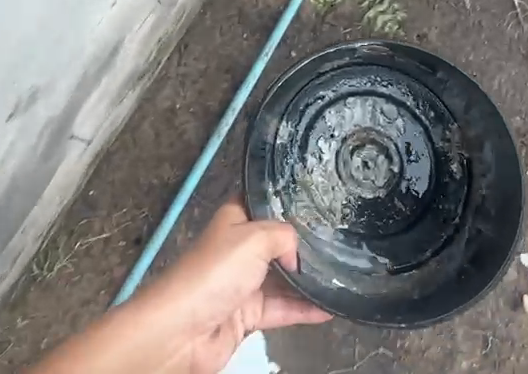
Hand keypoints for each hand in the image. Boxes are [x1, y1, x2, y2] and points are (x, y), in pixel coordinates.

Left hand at [30, 204, 331, 373]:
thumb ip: (283, 236)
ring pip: (283, 276)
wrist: (184, 328)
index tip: (320, 199)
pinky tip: (330, 307)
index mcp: (235, 218)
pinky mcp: (248, 314)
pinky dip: (304, 308)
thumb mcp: (253, 237)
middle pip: (278, 240)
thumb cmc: (215, 271)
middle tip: (340, 238)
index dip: (288, 200)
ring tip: (342, 273)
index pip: (265, 202)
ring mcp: (244, 281)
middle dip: (304, 242)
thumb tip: (296, 253)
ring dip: (307, 278)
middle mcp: (240, 246)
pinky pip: (282, 308)